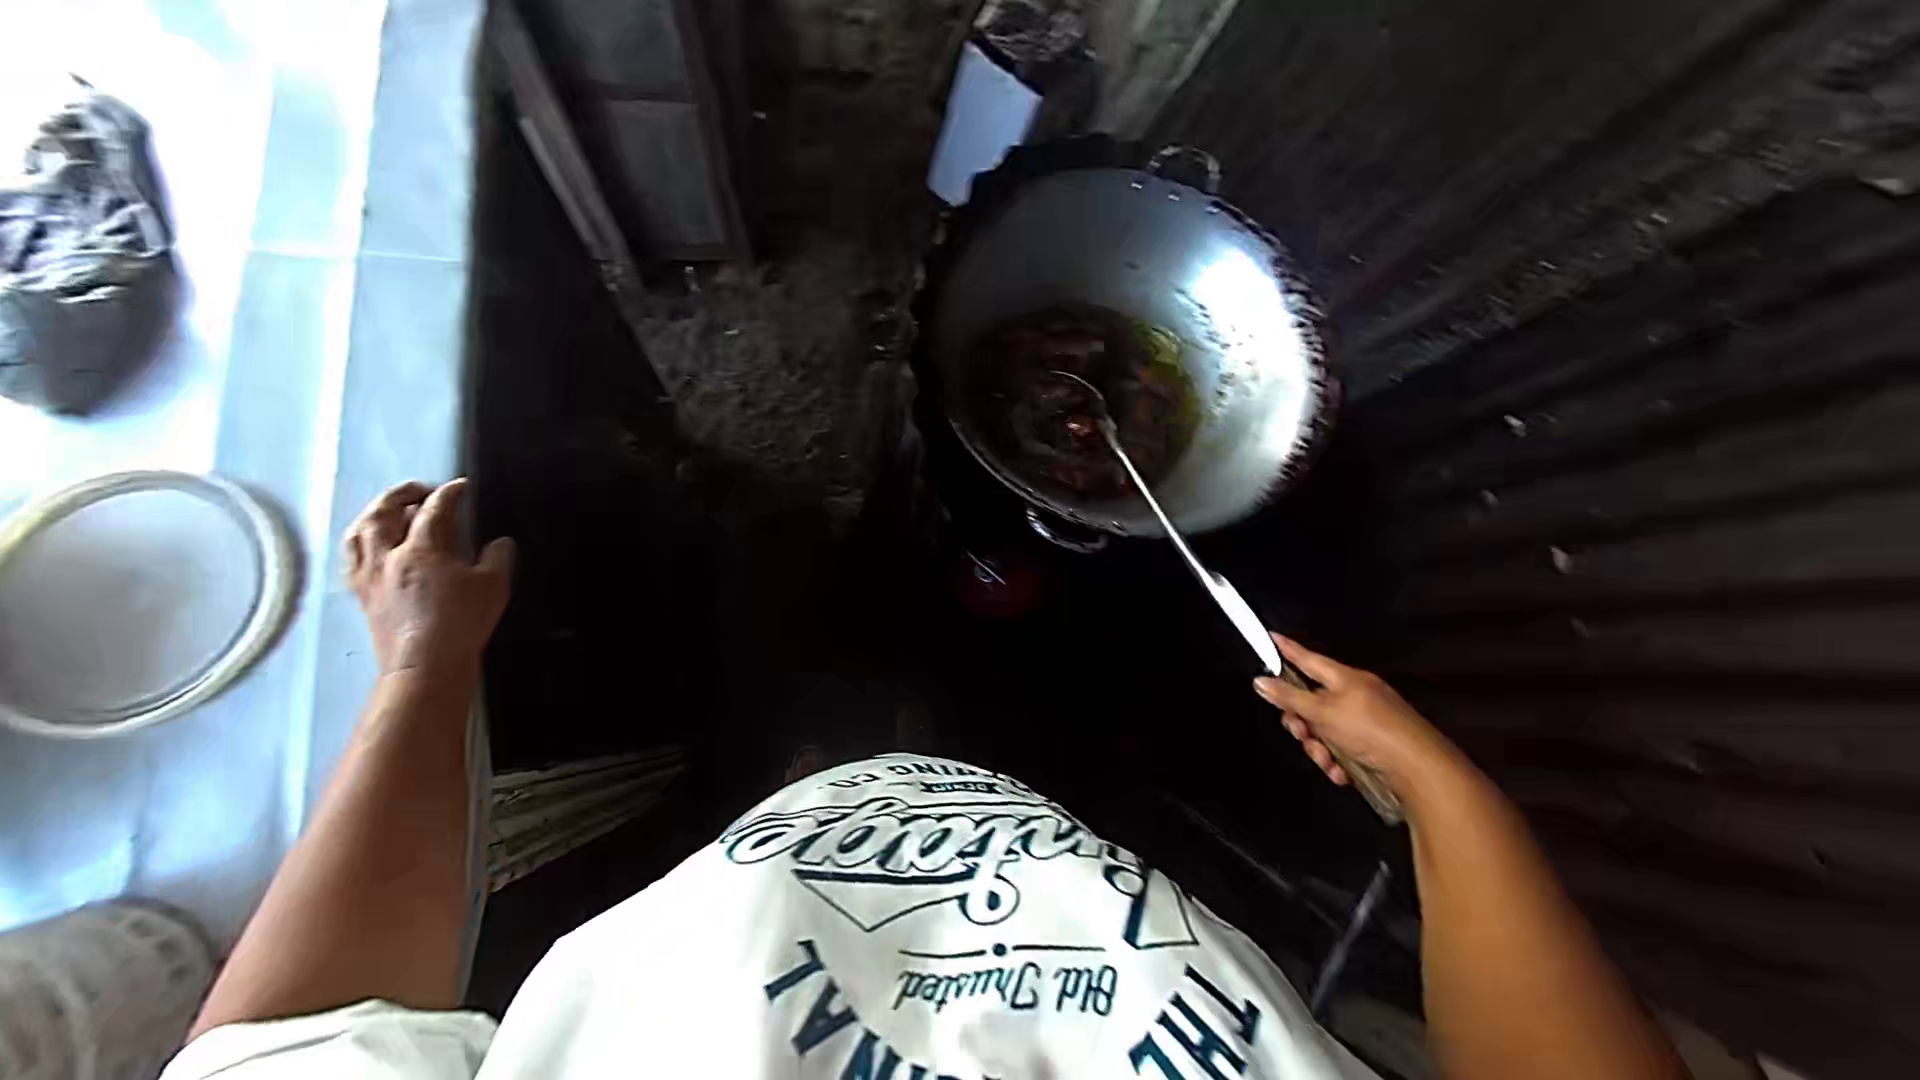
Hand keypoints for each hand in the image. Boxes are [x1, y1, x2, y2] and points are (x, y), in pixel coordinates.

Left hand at [344, 478, 514, 676]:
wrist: (426, 663)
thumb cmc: (461, 623)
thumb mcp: (495, 585)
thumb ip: (499, 557)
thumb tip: (500, 543)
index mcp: (422, 550)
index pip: (435, 509)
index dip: (451, 493)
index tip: (463, 487)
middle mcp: (387, 557)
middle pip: (382, 512)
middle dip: (401, 494)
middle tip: (420, 489)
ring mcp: (370, 577)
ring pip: (359, 532)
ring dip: (373, 514)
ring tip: (389, 510)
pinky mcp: (363, 596)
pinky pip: (353, 558)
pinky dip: (362, 542)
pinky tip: (373, 547)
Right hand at [1253, 634, 1457, 794]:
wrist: (1421, 771)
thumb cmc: (1374, 733)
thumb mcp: (1322, 713)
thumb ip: (1289, 697)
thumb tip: (1261, 681)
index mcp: (1345, 679)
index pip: (1307, 658)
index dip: (1287, 649)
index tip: (1272, 637)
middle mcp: (1356, 695)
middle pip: (1311, 702)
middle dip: (1302, 723)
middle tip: (1302, 734)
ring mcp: (1366, 720)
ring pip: (1324, 729)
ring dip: (1319, 748)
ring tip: (1328, 761)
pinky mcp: (1375, 744)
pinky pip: (1342, 746)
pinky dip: (1338, 760)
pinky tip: (1341, 771)